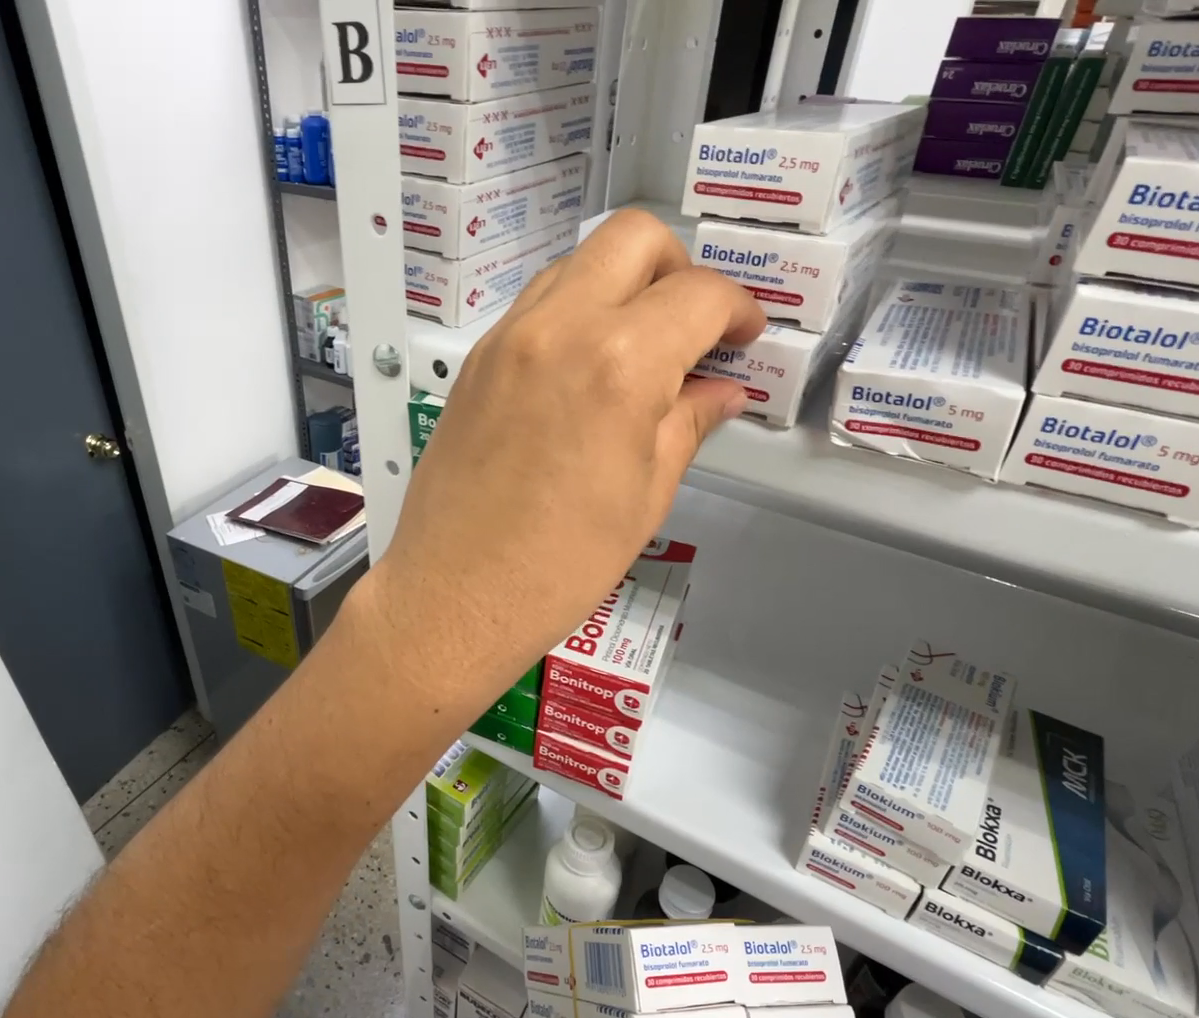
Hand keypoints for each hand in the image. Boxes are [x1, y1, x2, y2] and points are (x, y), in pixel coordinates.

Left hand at [367, 209, 764, 707]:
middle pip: (633, 239)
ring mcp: (506, 339)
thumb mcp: (645, 496)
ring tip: (641, 349)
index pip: (697, 294)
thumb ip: (689, 423)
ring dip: (621, 286)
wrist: (454, 597)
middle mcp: (557, 329)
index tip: (744, 336)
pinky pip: (536, 306)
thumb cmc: (558, 566)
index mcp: (617, 364)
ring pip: (577, 264)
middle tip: (694, 326)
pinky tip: (587, 371)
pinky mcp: (476, 362)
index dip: (737, 309)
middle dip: (679, 268)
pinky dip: (574, 314)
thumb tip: (721, 390)